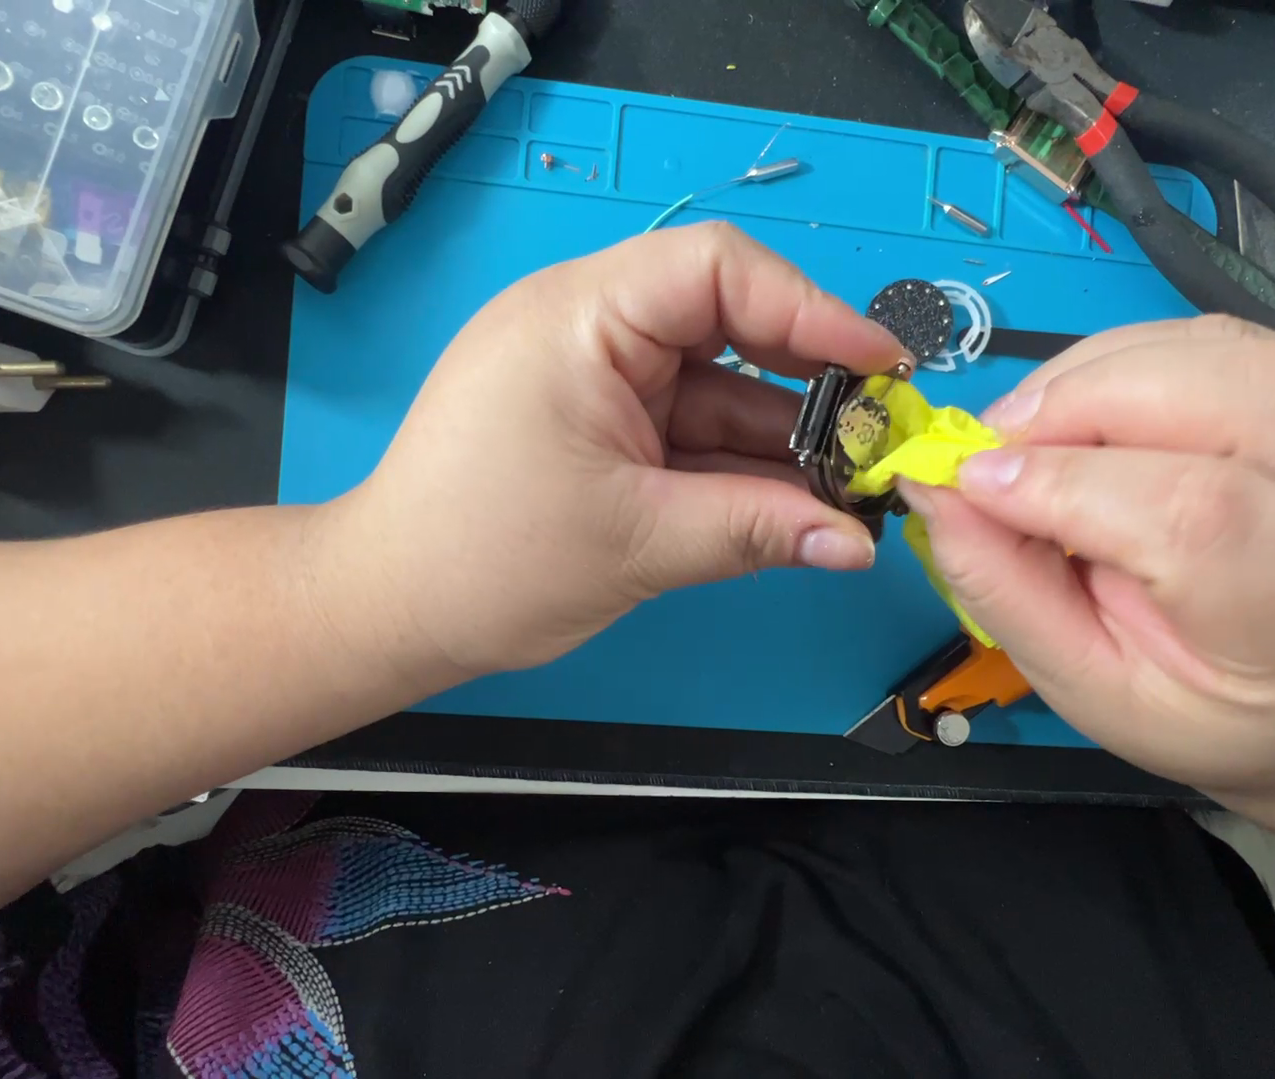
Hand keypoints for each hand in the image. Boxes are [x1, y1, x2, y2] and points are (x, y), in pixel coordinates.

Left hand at [322, 224, 910, 680]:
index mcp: (579, 319)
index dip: (808, 309)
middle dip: (806, 383)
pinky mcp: (605, 429)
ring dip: (781, 440)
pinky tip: (799, 504)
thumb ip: (756, 532)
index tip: (879, 366)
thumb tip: (857, 545)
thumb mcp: (637, 543)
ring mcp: (599, 382)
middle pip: (726, 327)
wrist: (395, 611)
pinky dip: (741, 467)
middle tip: (875, 435)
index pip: (713, 270)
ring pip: (715, 391)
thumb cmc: (488, 564)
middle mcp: (590, 330)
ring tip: (853, 487)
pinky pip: (689, 433)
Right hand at [901, 317, 1274, 791]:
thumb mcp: (1084, 683)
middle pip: (1240, 394)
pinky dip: (1120, 358)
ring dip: (1094, 370)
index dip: (1067, 484)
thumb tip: (932, 486)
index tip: (969, 483)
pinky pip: (1222, 342)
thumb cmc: (1197, 710)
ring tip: (1026, 426)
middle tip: (994, 443)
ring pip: (1231, 350)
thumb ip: (1004, 587)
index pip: (1205, 518)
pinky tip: (1074, 407)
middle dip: (1083, 399)